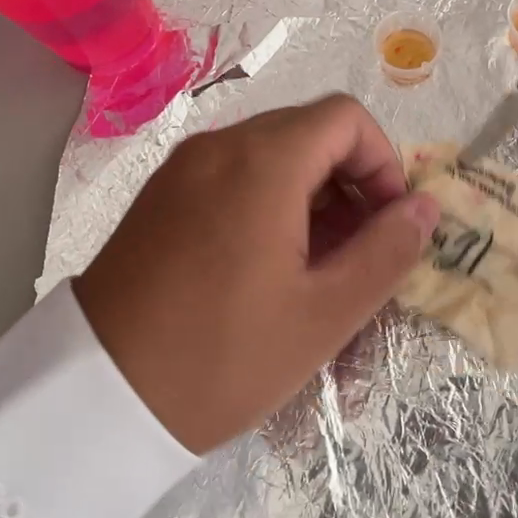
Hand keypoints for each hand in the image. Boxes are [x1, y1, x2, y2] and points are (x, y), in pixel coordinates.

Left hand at [72, 95, 440, 453]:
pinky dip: (270, 201)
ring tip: (317, 267)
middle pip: (311, 132)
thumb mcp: (323, 316)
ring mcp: (185, 168)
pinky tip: (268, 265)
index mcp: (262, 162)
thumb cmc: (220, 358)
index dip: (383, 162)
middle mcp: (221, 146)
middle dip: (351, 182)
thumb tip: (426, 206)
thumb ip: (386, 252)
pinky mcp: (161, 195)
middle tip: (358, 253)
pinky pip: (235, 174)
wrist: (92, 398)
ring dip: (313, 195)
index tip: (388, 223)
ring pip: (274, 154)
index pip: (347, 118)